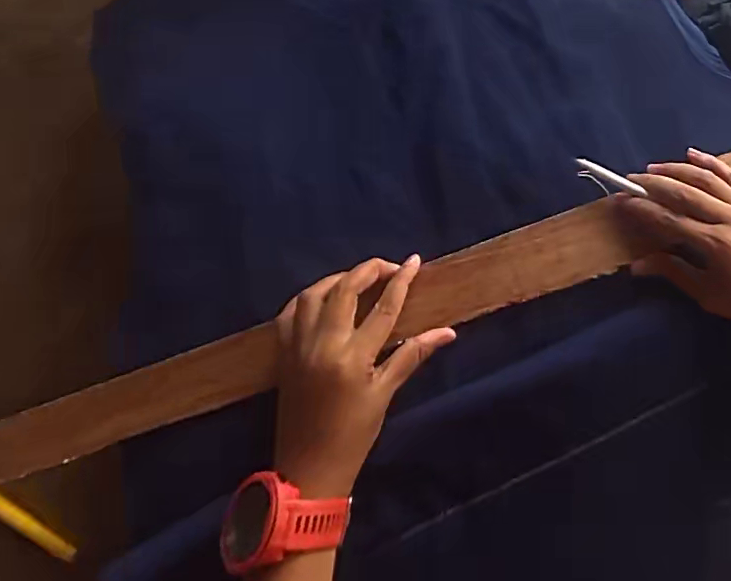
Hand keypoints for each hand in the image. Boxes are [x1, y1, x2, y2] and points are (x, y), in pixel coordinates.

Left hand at [272, 255, 456, 497]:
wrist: (306, 471)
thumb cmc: (353, 436)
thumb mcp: (385, 394)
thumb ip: (412, 354)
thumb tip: (448, 331)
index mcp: (353, 357)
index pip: (383, 307)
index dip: (401, 280)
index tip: (413, 261)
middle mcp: (324, 344)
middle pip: (346, 289)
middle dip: (369, 270)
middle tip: (389, 268)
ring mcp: (298, 346)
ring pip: (315, 294)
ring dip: (338, 279)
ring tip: (358, 279)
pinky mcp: (282, 352)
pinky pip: (290, 312)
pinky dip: (308, 297)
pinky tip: (324, 297)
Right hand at [620, 148, 730, 341]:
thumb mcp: (708, 295)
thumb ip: (673, 273)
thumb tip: (636, 265)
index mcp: (714, 244)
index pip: (669, 219)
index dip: (642, 209)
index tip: (622, 201)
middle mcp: (728, 219)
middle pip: (683, 193)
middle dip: (653, 185)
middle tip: (630, 181)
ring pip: (705, 179)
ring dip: (676, 170)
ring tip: (653, 168)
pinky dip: (711, 163)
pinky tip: (693, 153)